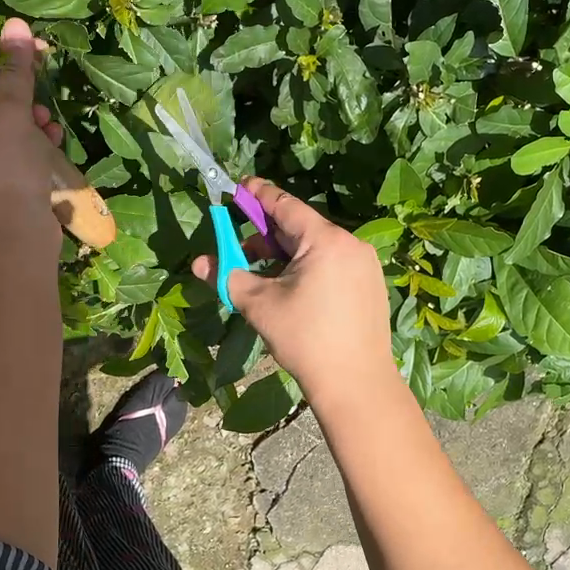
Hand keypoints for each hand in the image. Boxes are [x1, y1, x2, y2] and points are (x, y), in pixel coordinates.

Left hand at [0, 18, 65, 233]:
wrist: (16, 238)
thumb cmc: (3, 170)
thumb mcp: (9, 112)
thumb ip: (13, 71)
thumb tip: (16, 27)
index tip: (16, 56)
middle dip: (17, 98)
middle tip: (36, 97)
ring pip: (8, 130)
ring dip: (31, 122)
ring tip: (47, 124)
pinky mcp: (4, 187)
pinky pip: (20, 155)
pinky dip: (36, 146)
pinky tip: (52, 143)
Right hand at [192, 178, 398, 404]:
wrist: (356, 383)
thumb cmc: (305, 339)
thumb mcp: (260, 305)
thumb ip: (228, 277)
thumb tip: (199, 264)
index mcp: (326, 241)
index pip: (286, 206)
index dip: (259, 195)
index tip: (240, 186)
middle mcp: (352, 245)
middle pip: (302, 229)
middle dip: (268, 236)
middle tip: (241, 249)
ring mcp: (366, 266)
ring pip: (317, 250)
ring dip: (287, 257)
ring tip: (262, 278)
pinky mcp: (371, 287)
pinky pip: (333, 267)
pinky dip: (308, 270)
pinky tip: (292, 293)